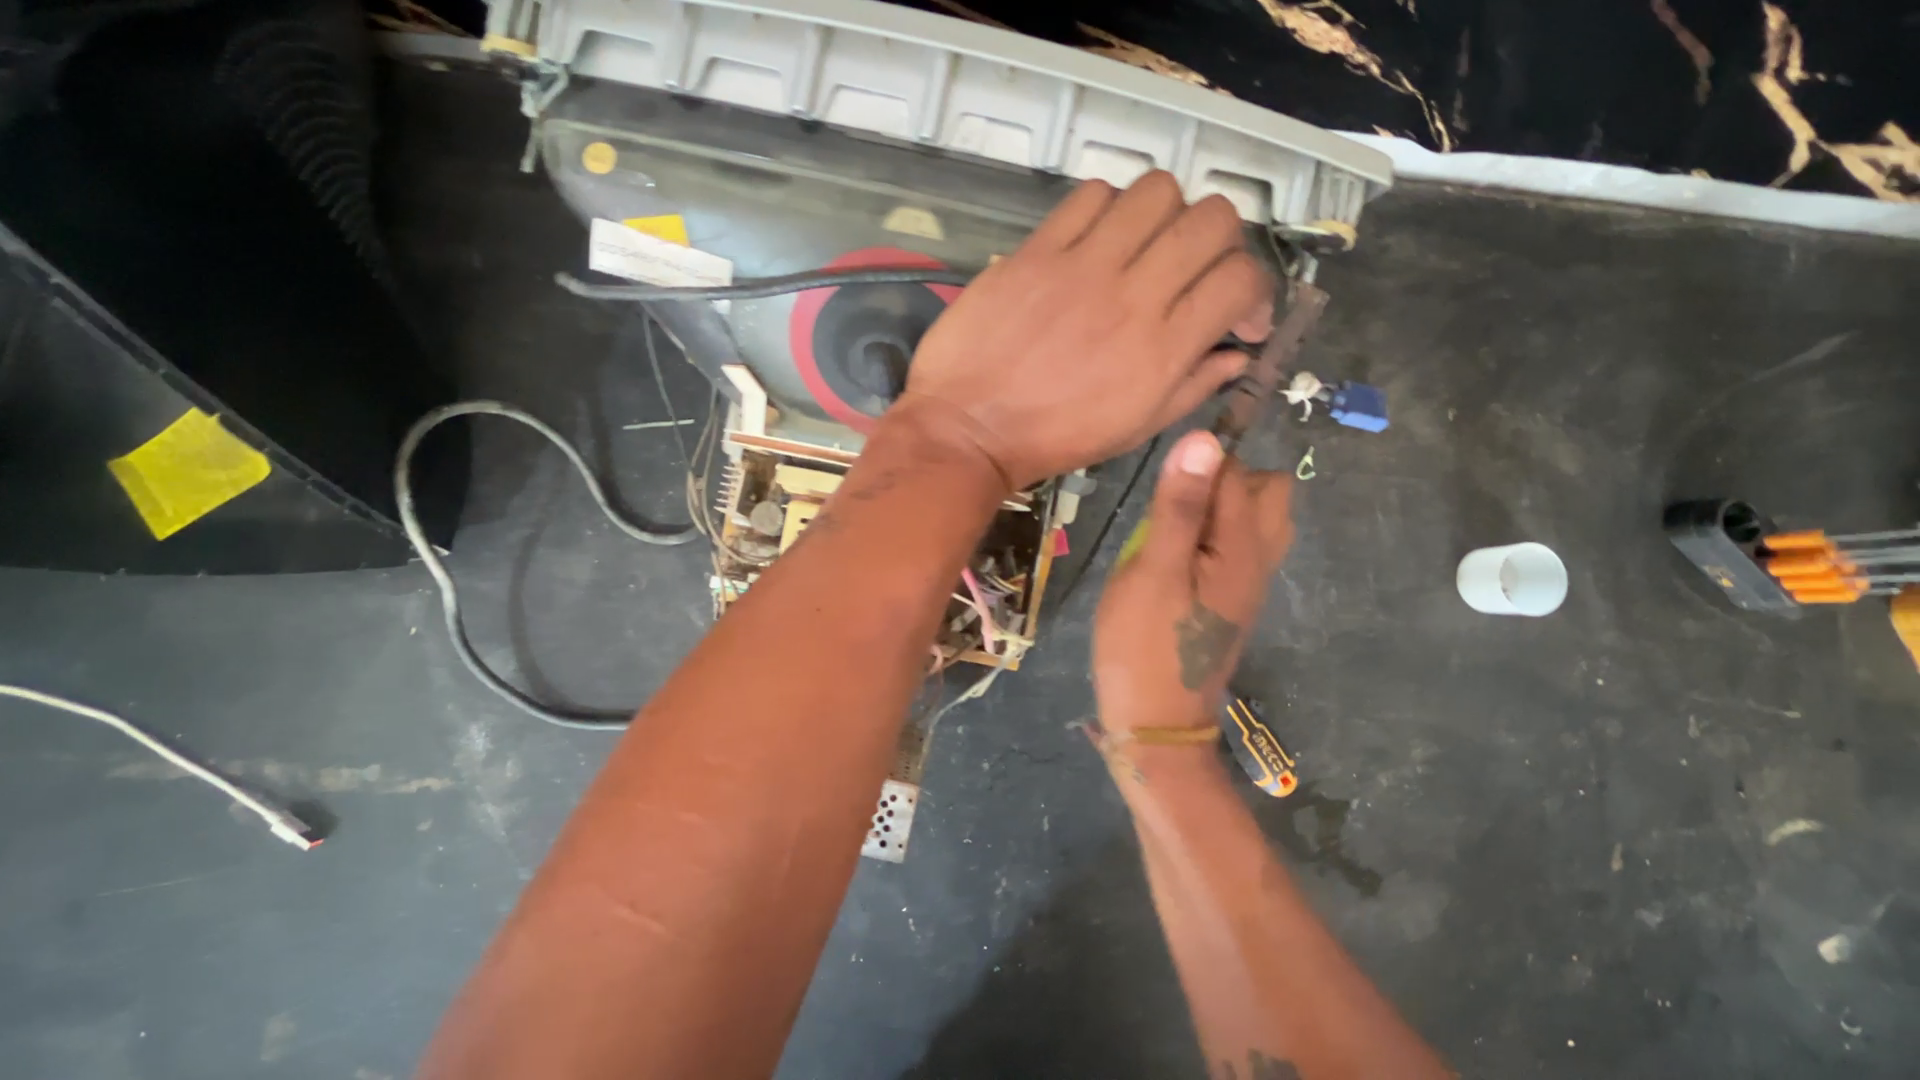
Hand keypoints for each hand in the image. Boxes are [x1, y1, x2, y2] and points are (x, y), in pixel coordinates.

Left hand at [896, 171, 1272, 489]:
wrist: (967, 430)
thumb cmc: (1053, 439)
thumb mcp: (1135, 429)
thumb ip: (1193, 386)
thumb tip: (1237, 354)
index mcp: (1163, 349)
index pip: (1241, 279)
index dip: (1254, 291)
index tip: (1236, 314)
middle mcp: (1133, 296)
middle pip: (1212, 220)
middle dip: (1220, 242)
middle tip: (1194, 270)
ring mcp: (1082, 267)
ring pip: (1157, 191)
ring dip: (1166, 214)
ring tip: (1145, 246)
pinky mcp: (1037, 251)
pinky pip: (1090, 195)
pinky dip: (1107, 208)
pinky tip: (1097, 240)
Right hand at [1092, 431, 1294, 744]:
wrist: (1156, 723)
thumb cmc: (1146, 645)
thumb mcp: (1153, 571)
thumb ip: (1180, 506)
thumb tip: (1206, 439)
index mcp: (1244, 546)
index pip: (1237, 472)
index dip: (1197, 465)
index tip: (1160, 491)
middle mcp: (1260, 560)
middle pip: (1268, 492)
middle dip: (1224, 482)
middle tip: (1172, 509)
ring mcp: (1249, 585)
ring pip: (1258, 522)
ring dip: (1222, 510)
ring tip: (1174, 530)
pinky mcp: (1231, 604)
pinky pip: (1240, 550)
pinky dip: (1216, 539)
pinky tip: (1177, 561)